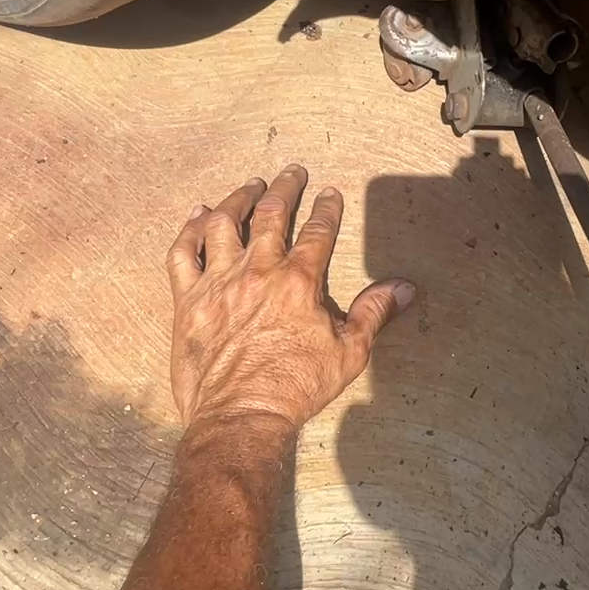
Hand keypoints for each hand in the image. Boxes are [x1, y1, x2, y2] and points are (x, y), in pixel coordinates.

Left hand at [166, 165, 413, 430]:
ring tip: (250, 185)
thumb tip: (404, 288)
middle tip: (292, 172)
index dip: (326, 208)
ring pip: (224, 224)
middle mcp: (258, 271)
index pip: (318, 231)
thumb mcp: (349, 353)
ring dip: (239, 199)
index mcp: (299, 281)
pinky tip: (198, 214)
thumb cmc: (297, 387)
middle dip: (284, 188)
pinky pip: (183, 254)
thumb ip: (374, 313)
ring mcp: (219, 283)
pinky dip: (189, 229)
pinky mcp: (188, 301)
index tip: (329, 193)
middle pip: (271, 215)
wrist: (239, 418)